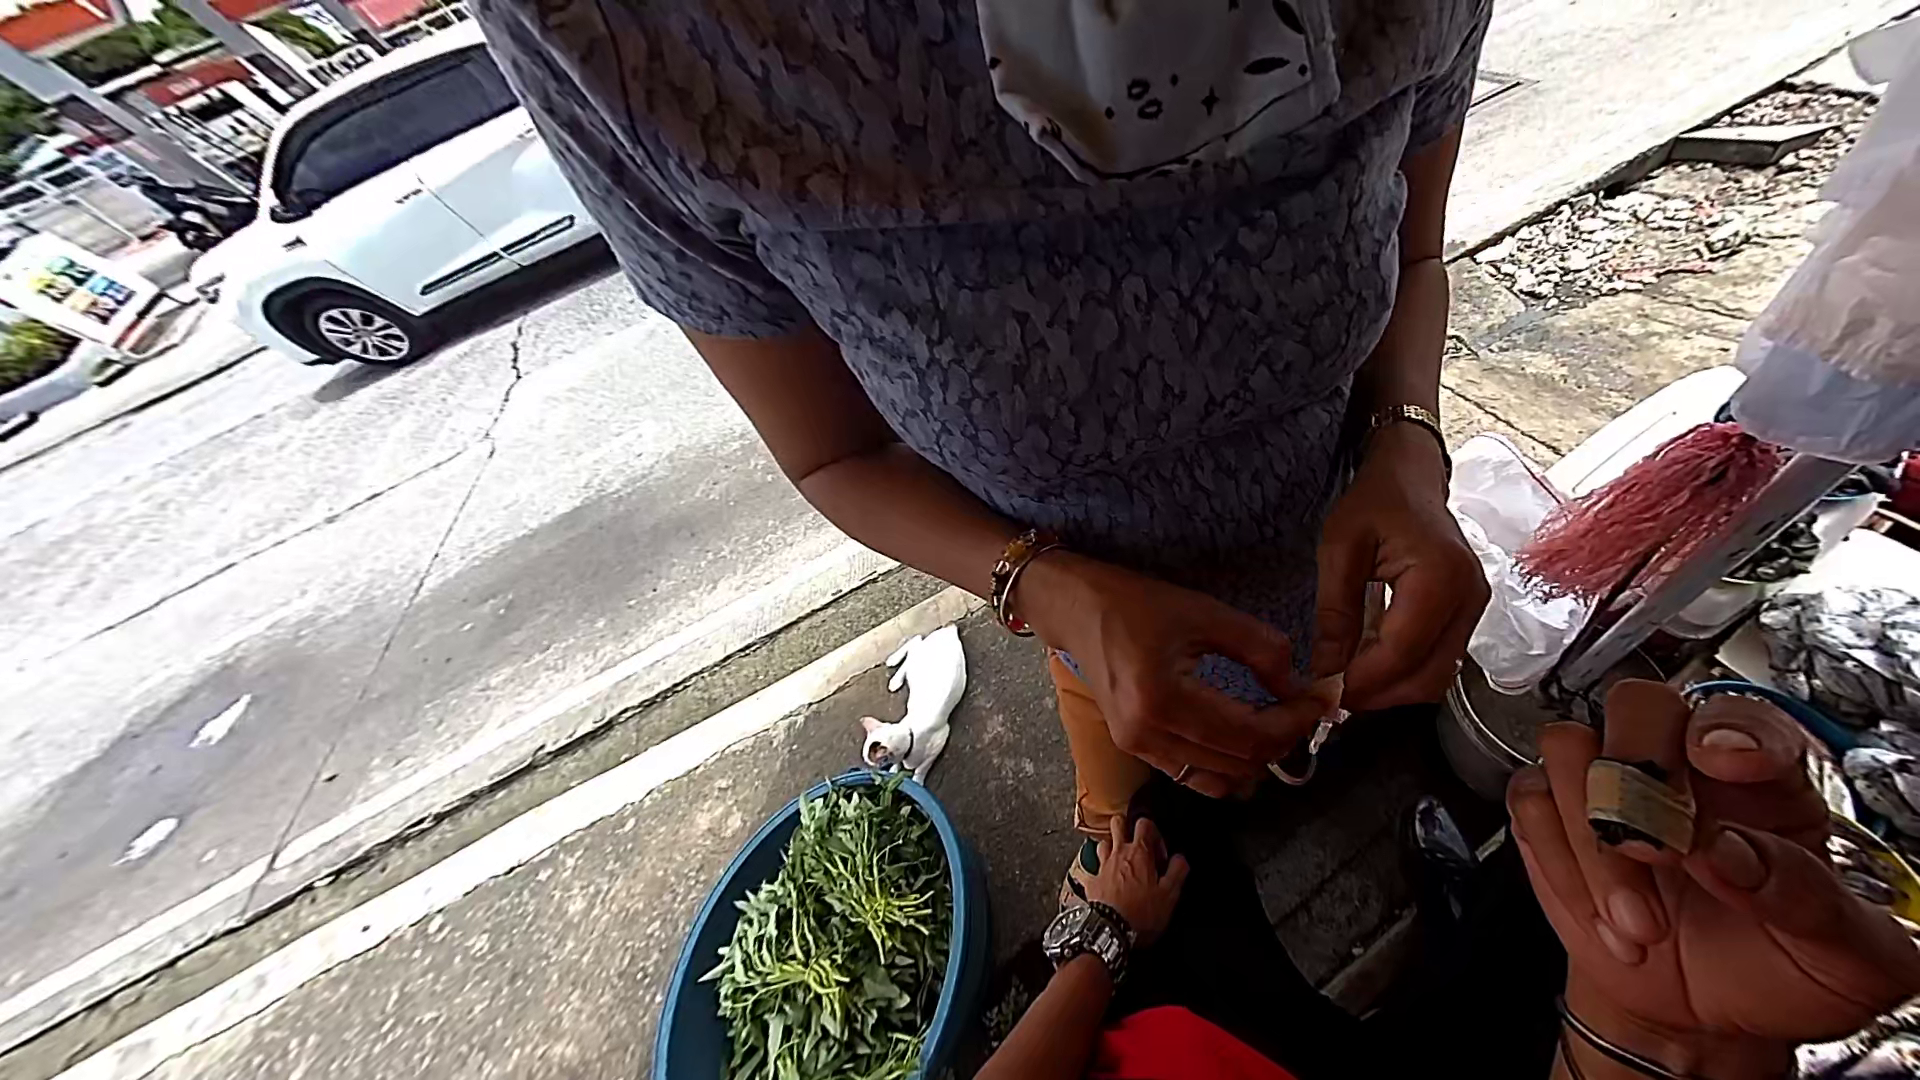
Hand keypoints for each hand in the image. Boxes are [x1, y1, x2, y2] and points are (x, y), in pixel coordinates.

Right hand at [1019, 552, 1330, 797]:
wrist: (1075, 610)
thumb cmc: (1134, 603)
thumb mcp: (1203, 612)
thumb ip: (1260, 648)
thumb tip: (1297, 687)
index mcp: (1162, 699)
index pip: (1249, 735)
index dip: (1293, 722)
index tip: (1316, 700)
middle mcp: (1146, 735)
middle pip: (1238, 764)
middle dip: (1279, 740)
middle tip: (1297, 707)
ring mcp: (1135, 746)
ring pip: (1217, 779)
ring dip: (1252, 759)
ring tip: (1269, 722)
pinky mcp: (1131, 745)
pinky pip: (1191, 773)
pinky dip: (1222, 763)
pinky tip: (1234, 733)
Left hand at [1085, 817, 1188, 946]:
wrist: (1111, 929)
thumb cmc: (1140, 913)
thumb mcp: (1169, 895)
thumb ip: (1177, 872)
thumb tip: (1180, 858)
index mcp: (1139, 853)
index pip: (1144, 824)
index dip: (1154, 833)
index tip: (1160, 853)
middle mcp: (1118, 853)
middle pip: (1118, 823)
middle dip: (1127, 827)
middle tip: (1137, 845)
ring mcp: (1103, 864)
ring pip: (1104, 841)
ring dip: (1112, 846)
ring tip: (1123, 860)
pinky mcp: (1092, 879)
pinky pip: (1093, 866)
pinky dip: (1100, 869)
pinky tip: (1106, 878)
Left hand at [1314, 423, 1486, 710]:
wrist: (1411, 478)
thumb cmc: (1372, 505)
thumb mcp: (1338, 551)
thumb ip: (1335, 612)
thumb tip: (1325, 669)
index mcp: (1439, 577)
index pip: (1403, 650)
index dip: (1363, 681)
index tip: (1324, 696)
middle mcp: (1470, 599)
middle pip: (1430, 675)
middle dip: (1378, 695)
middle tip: (1328, 699)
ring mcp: (1475, 608)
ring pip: (1438, 675)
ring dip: (1390, 690)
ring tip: (1341, 686)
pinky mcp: (1466, 613)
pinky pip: (1439, 659)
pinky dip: (1402, 673)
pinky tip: (1364, 668)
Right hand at [1509, 681, 1919, 1075]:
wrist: (1694, 1005)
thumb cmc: (1776, 970)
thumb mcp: (1849, 959)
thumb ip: (1810, 899)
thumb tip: (1727, 852)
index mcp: (1761, 785)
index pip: (1740, 715)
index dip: (1727, 725)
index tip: (1724, 761)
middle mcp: (1673, 767)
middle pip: (1635, 703)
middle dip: (1634, 759)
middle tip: (1652, 840)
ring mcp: (1596, 780)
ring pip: (1567, 747)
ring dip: (1593, 835)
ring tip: (1638, 916)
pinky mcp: (1542, 806)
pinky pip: (1529, 802)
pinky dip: (1562, 865)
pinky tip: (1605, 914)